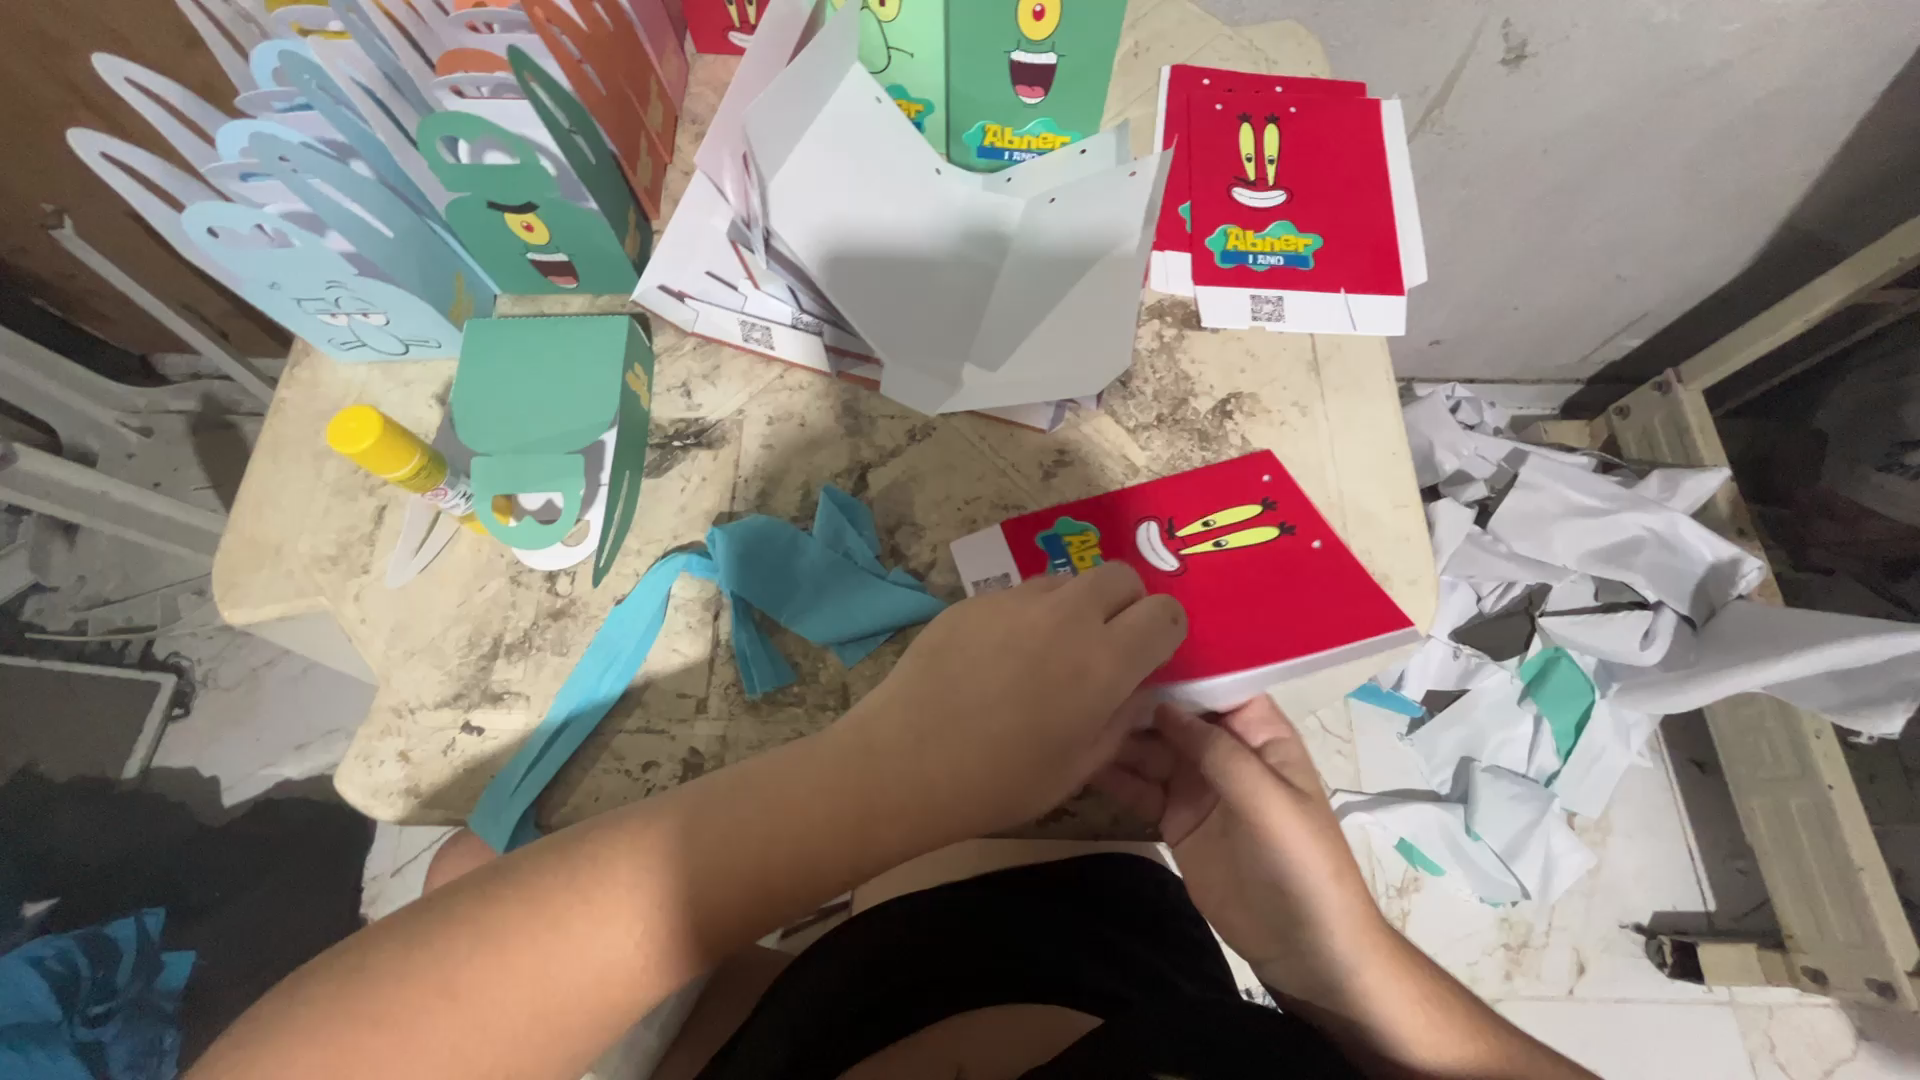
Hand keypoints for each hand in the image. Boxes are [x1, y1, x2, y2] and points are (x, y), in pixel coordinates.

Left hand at [833, 563, 1185, 843]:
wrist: (905, 760)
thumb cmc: (999, 781)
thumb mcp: (1079, 766)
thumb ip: (1122, 717)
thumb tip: (1139, 686)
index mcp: (1105, 661)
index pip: (1166, 613)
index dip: (1165, 633)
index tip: (1149, 657)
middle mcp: (1067, 615)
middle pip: (1121, 576)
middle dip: (1127, 604)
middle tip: (1105, 645)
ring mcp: (1016, 600)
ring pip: (1069, 580)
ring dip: (1076, 606)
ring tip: (1048, 651)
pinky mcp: (975, 600)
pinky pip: (1021, 594)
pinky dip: (1028, 615)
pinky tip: (998, 656)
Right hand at [1095, 696, 1392, 1004]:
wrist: (1303, 947)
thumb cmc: (1301, 863)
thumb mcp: (1268, 800)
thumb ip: (1217, 751)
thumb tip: (1163, 708)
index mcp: (1260, 735)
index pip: (1217, 687)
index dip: (1180, 669)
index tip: (1133, 647)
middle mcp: (1225, 752)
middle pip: (1175, 715)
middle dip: (1137, 703)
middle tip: (1088, 687)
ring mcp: (1197, 785)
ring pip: (1151, 749)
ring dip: (1118, 738)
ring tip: (1075, 721)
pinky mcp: (1174, 819)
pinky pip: (1139, 788)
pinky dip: (1113, 775)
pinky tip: (1079, 762)